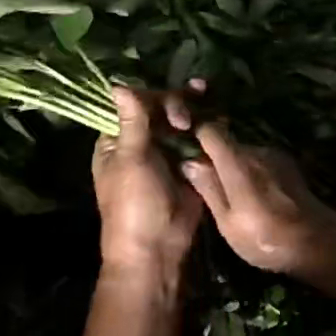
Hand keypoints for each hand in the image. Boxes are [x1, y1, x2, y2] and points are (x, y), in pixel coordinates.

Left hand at [92, 85, 203, 283]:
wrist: (158, 251)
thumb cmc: (134, 205)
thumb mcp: (131, 160)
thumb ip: (132, 120)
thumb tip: (117, 83)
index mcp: (117, 140)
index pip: (135, 105)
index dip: (153, 97)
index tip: (170, 102)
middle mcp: (140, 142)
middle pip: (159, 110)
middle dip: (176, 102)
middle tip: (189, 111)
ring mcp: (165, 154)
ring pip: (179, 122)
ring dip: (193, 109)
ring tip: (208, 93)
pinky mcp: (187, 166)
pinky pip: (196, 140)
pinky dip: (206, 127)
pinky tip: (219, 114)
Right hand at [178, 119, 335, 274]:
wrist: (318, 243)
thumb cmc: (266, 237)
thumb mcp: (228, 222)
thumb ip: (208, 188)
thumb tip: (188, 161)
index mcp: (236, 161)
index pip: (210, 130)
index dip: (196, 137)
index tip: (186, 151)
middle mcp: (255, 150)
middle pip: (226, 143)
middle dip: (214, 158)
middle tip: (207, 184)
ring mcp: (274, 155)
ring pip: (243, 153)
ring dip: (234, 168)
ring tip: (233, 196)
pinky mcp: (287, 165)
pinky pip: (259, 162)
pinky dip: (252, 173)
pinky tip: (255, 197)